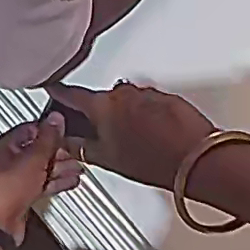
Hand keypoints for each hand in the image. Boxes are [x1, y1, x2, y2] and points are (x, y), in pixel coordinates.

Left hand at [0, 112, 83, 234]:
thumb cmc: (6, 190)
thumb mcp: (33, 159)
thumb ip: (47, 139)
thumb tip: (56, 120)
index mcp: (8, 146)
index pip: (31, 130)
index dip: (49, 130)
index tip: (65, 131)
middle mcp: (10, 162)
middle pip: (38, 150)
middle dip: (58, 151)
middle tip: (74, 151)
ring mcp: (17, 180)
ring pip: (42, 169)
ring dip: (61, 167)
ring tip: (78, 166)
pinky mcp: (23, 196)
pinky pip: (43, 184)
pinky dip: (57, 182)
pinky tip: (70, 181)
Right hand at [45, 82, 215, 190]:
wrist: (196, 158)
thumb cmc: (154, 160)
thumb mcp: (106, 159)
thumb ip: (81, 146)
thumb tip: (67, 143)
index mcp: (102, 105)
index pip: (72, 94)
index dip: (59, 93)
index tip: (53, 89)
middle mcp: (123, 93)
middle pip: (102, 99)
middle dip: (100, 114)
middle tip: (104, 136)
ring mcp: (146, 93)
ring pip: (126, 102)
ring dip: (125, 115)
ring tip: (134, 140)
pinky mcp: (166, 97)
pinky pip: (147, 103)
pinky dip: (146, 116)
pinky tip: (151, 136)